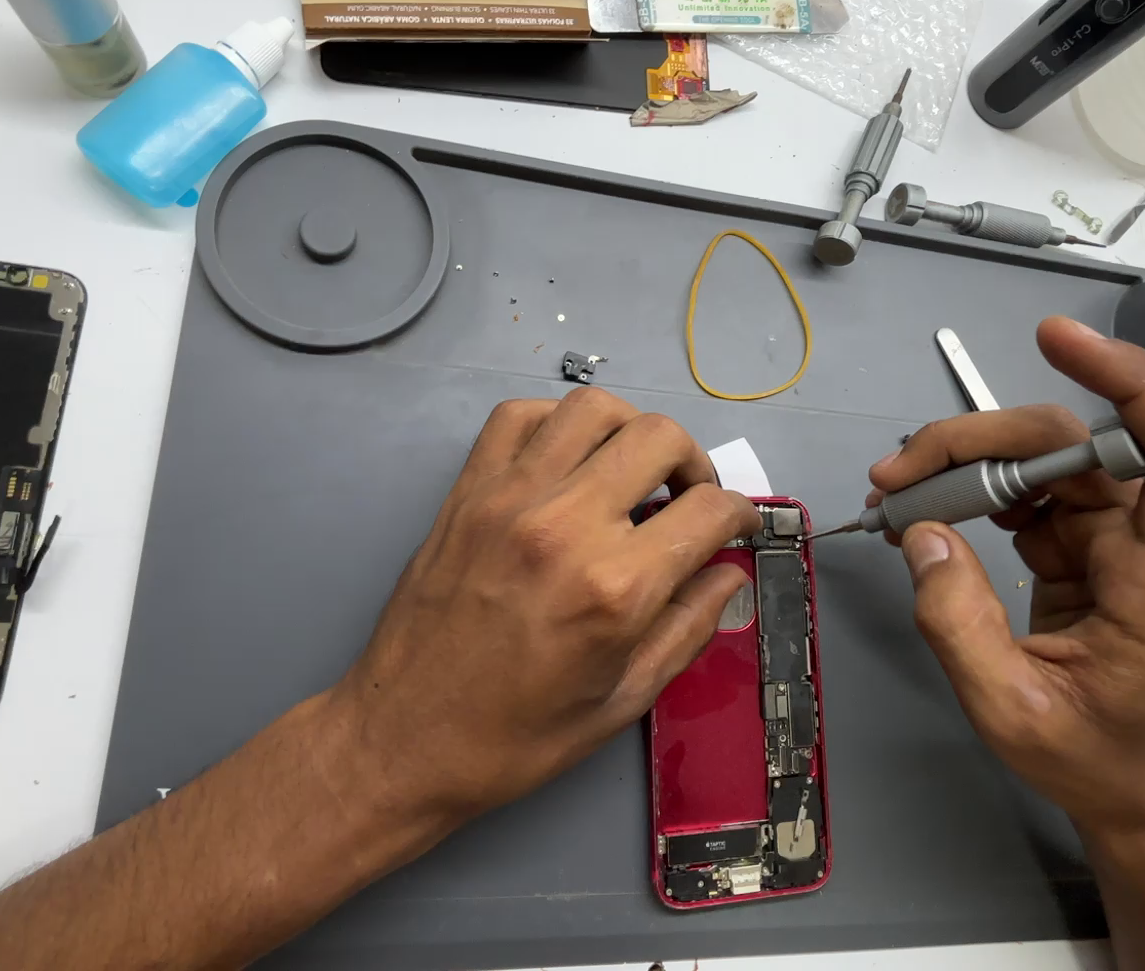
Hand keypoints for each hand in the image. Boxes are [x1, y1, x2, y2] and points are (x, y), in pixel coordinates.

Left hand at [329, 388, 760, 824]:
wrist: (404, 736)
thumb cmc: (518, 736)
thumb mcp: (624, 701)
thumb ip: (689, 626)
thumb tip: (729, 571)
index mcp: (616, 588)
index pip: (709, 510)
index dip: (740, 514)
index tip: (735, 526)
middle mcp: (566, 523)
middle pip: (659, 437)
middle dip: (693, 463)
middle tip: (686, 501)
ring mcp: (509, 497)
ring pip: (592, 408)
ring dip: (630, 430)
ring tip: (630, 473)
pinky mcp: (467, 489)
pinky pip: (519, 415)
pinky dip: (557, 422)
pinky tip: (567, 461)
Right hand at [869, 317, 1144, 833]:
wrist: (1123, 790)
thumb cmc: (1088, 759)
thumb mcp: (1008, 710)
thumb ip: (958, 624)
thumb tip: (923, 533)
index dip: (1136, 385)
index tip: (1058, 343)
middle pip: (1077, 445)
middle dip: (981, 441)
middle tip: (896, 472)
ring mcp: (1113, 541)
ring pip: (1043, 461)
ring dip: (964, 463)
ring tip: (894, 492)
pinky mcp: (1080, 546)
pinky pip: (1023, 495)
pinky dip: (967, 493)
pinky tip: (922, 515)